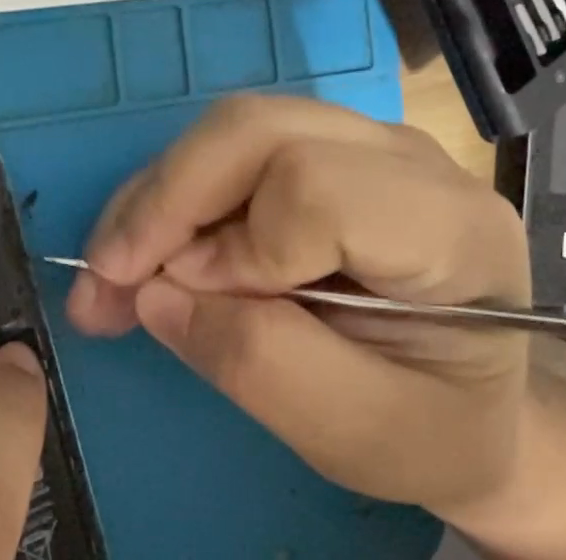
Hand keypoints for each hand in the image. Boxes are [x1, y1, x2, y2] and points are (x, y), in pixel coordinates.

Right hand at [67, 95, 530, 513]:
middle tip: (105, 279)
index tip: (188, 306)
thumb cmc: (428, 430)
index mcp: (451, 232)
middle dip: (163, 202)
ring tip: (110, 279)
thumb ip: (263, 365)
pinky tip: (140, 256)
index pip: (318, 188)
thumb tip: (154, 293)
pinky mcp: (313, 148)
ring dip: (150, 201)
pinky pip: (219, 150)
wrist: (460, 404)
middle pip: (255, 132)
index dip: (237, 245)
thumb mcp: (359, 434)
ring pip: (225, 131)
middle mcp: (405, 159)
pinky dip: (162, 201)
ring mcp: (356, 143)